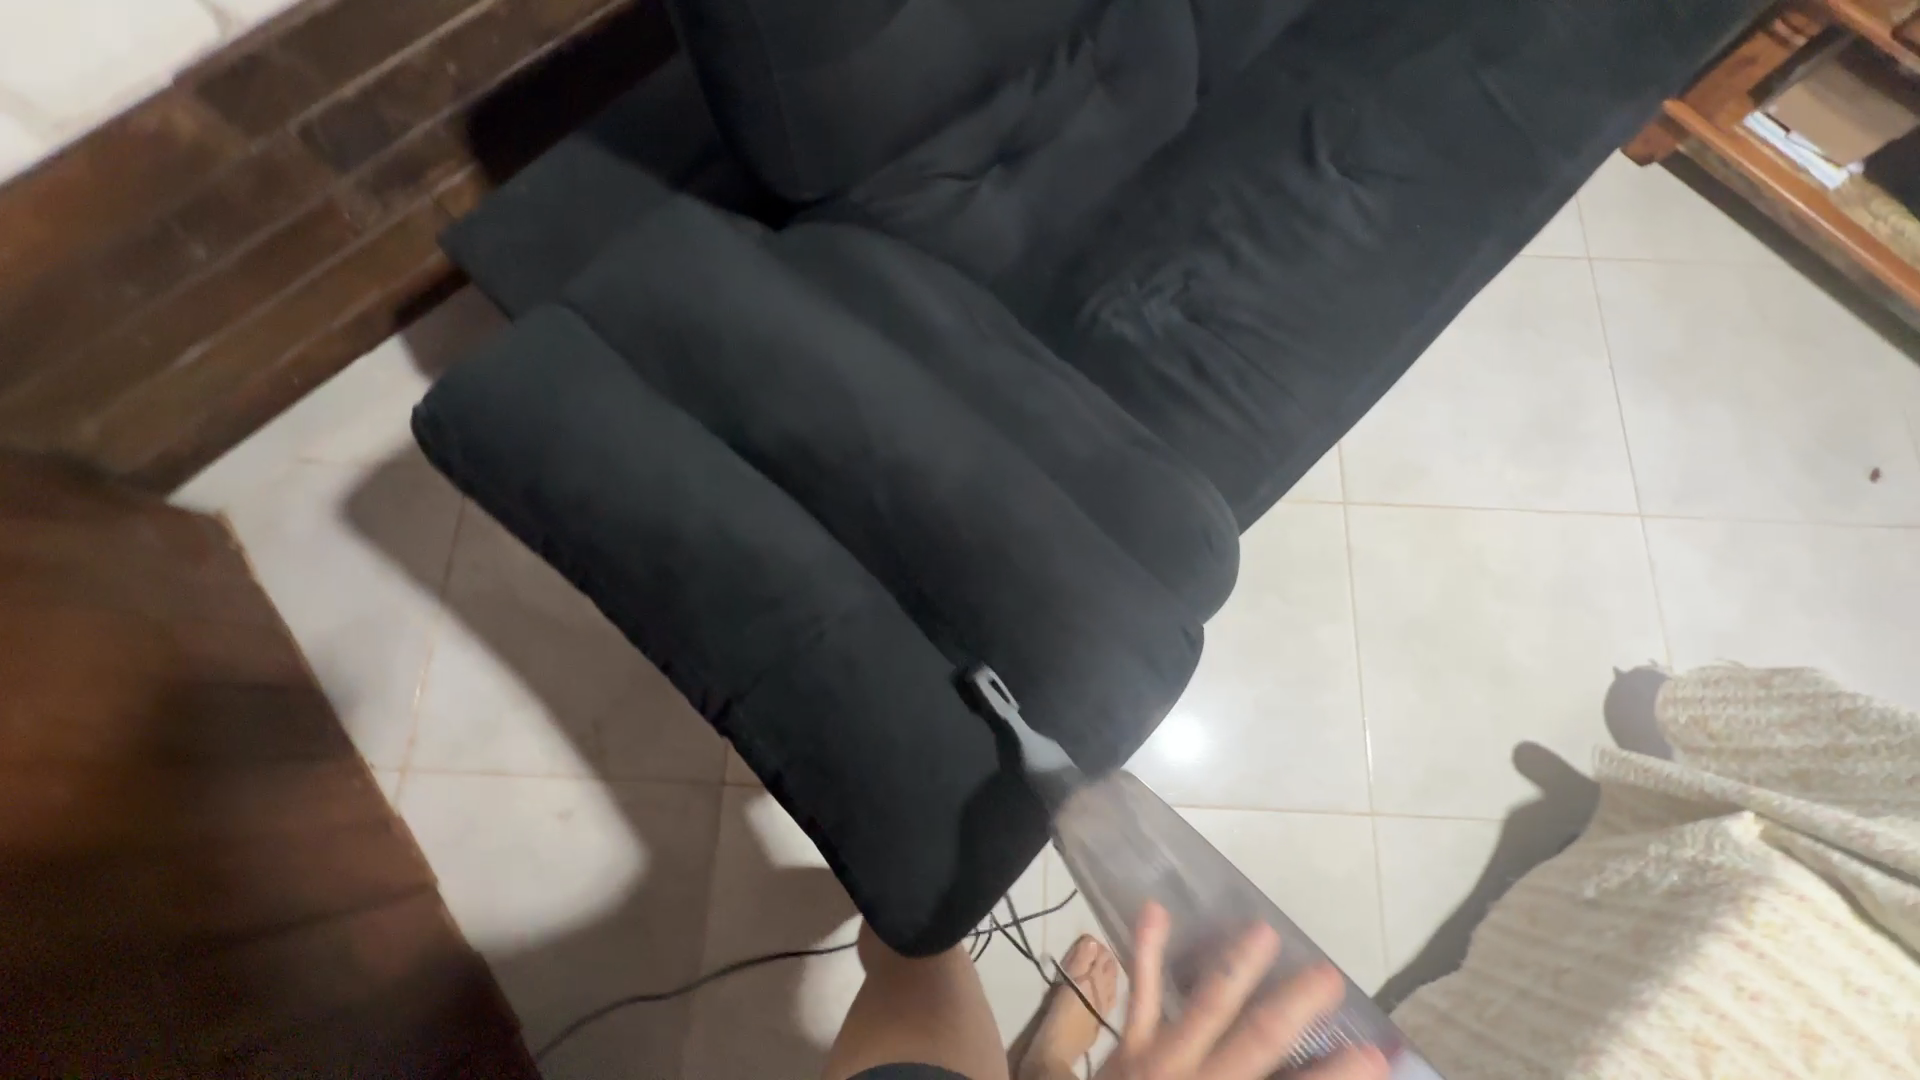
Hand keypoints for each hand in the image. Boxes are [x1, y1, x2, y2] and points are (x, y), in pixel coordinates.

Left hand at [1095, 903, 1389, 1079]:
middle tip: (1329, 975)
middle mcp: (1203, 1079)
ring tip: (1263, 931)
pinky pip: (1140, 991)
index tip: (1378, 1051)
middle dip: (1294, 1007)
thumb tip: (1288, 1061)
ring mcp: (1159, 1058)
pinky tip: (1155, 909)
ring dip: (1236, 967)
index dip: (1337, 1074)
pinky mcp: (1129, 1044)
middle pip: (1258, 1038)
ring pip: (1205, 1004)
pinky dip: (1146, 949)